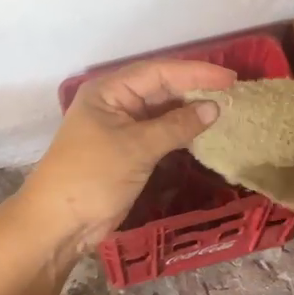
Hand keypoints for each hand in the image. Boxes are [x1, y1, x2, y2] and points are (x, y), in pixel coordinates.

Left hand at [20, 59, 236, 253]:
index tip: (230, 78)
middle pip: (161, 87)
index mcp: (109, 91)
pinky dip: (181, 131)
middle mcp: (115, 102)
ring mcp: (121, 127)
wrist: (61, 222)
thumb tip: (214, 108)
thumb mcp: (137, 148)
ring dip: (190, 110)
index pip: (159, 72)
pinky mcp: (128, 151)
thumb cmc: (92, 177)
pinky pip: (160, 133)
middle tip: (233, 92)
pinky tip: (204, 131)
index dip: (196, 73)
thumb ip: (177, 126)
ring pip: (162, 111)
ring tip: (225, 108)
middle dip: (195, 88)